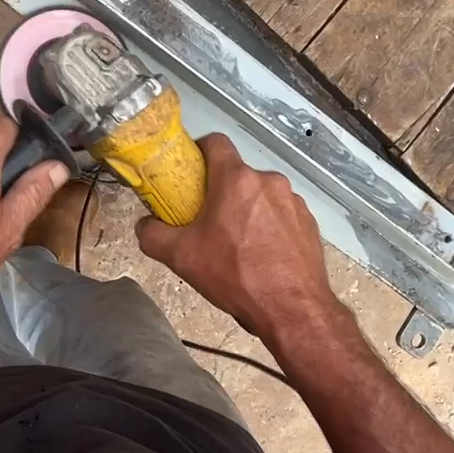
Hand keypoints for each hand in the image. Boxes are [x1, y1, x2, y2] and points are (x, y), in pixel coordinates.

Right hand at [136, 134, 342, 339]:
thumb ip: (152, 235)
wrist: (292, 310)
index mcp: (236, 180)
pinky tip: (262, 257)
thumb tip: (144, 226)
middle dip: (220, 193)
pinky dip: (269, 228)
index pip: (215, 142)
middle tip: (206, 223)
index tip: (189, 175)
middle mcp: (268, 181)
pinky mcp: (310, 224)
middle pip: (236, 175)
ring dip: (246, 211)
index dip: (198, 152)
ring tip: (236, 246)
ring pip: (260, 196)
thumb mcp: (180, 257)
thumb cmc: (235, 276)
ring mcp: (293, 202)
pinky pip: (281, 215)